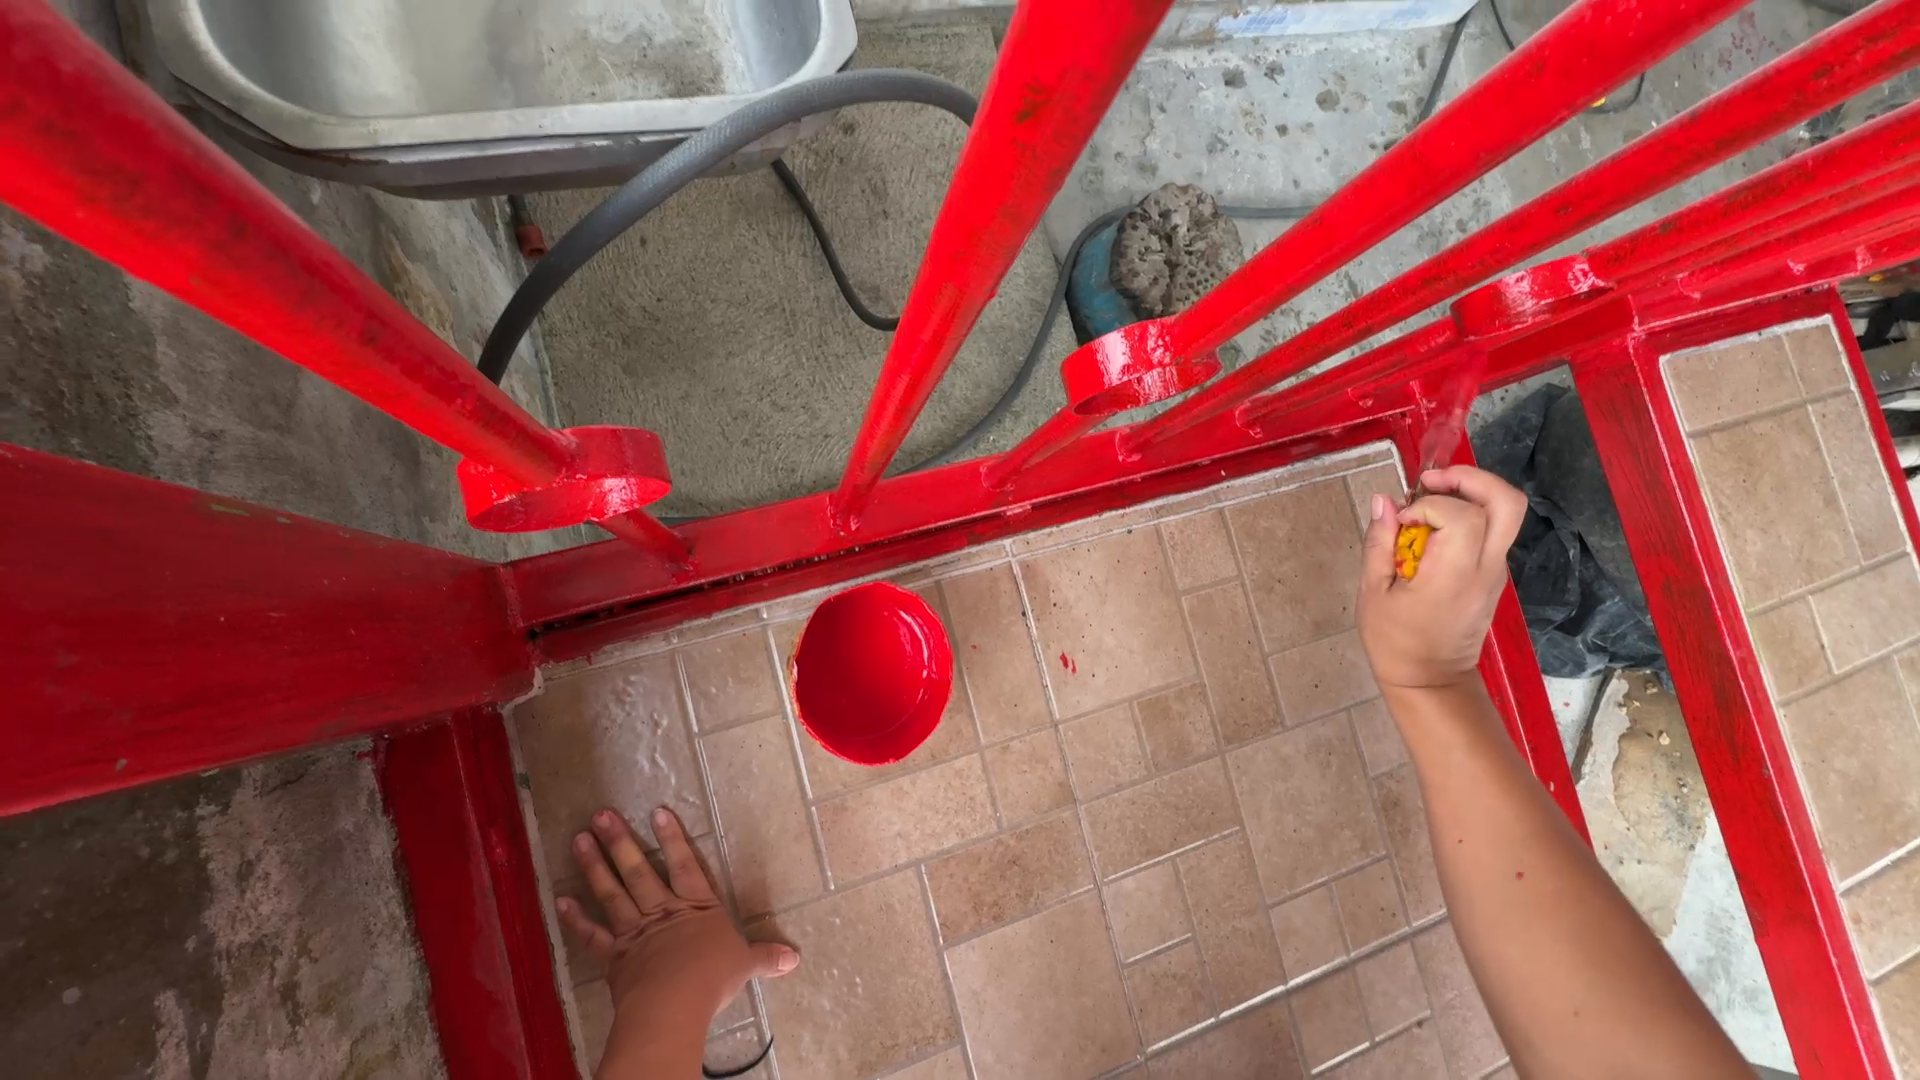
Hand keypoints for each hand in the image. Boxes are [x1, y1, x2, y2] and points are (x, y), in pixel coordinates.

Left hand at [558, 808, 799, 1035]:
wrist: (673, 1004)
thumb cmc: (713, 979)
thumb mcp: (745, 964)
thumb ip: (765, 956)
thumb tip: (796, 958)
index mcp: (697, 907)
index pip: (685, 864)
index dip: (672, 838)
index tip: (657, 812)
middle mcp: (663, 910)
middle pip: (639, 871)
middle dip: (620, 841)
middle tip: (601, 815)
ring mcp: (635, 931)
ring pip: (612, 893)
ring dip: (595, 866)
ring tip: (580, 839)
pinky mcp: (614, 956)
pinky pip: (592, 935)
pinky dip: (576, 918)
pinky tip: (560, 899)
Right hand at [1356, 466, 1525, 691]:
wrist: (1430, 679)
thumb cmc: (1393, 639)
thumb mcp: (1373, 592)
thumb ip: (1380, 543)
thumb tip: (1383, 501)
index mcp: (1455, 573)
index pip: (1463, 515)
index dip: (1429, 505)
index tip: (1401, 521)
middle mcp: (1487, 566)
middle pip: (1507, 501)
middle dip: (1471, 479)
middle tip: (1433, 481)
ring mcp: (1496, 570)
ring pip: (1505, 512)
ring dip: (1470, 493)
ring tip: (1430, 500)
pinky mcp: (1493, 574)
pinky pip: (1491, 531)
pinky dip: (1467, 514)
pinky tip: (1432, 528)